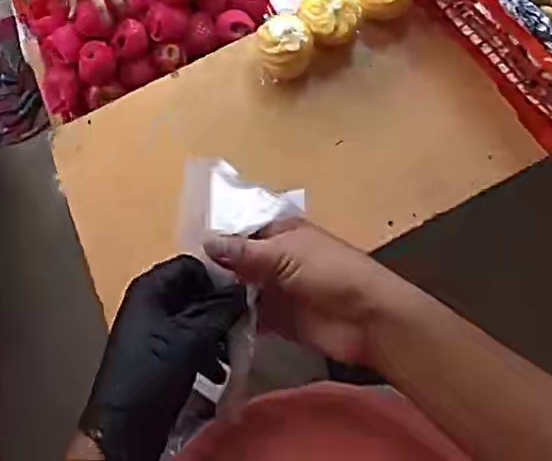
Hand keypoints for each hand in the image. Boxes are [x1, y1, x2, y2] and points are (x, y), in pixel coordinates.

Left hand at [81, 255, 246, 460]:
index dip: (216, 278)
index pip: (190, 265)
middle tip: (239, 328)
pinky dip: (202, 351)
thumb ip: (220, 311)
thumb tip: (244, 292)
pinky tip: (217, 373)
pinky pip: (184, 340)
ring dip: (213, 334)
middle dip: (217, 311)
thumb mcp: (192, 338)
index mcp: (151, 287)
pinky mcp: (154, 352)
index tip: (239, 298)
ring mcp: (150, 327)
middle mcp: (148, 301)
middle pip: (191, 292)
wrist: (123, 427)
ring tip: (230, 355)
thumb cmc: (153, 372)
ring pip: (190, 318)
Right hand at [205, 217, 417, 365]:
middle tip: (182, 278)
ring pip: (240, 288)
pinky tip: (210, 322)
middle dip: (215, 268)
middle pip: (238, 260)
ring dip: (222, 294)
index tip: (186, 247)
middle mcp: (274, 257)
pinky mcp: (278, 320)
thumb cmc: (330, 272)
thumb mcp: (284, 254)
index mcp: (279, 231)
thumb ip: (244, 252)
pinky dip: (233, 319)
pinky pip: (249, 317)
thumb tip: (205, 243)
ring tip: (189, 300)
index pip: (240, 229)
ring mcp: (276, 289)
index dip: (217, 237)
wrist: (369, 321)